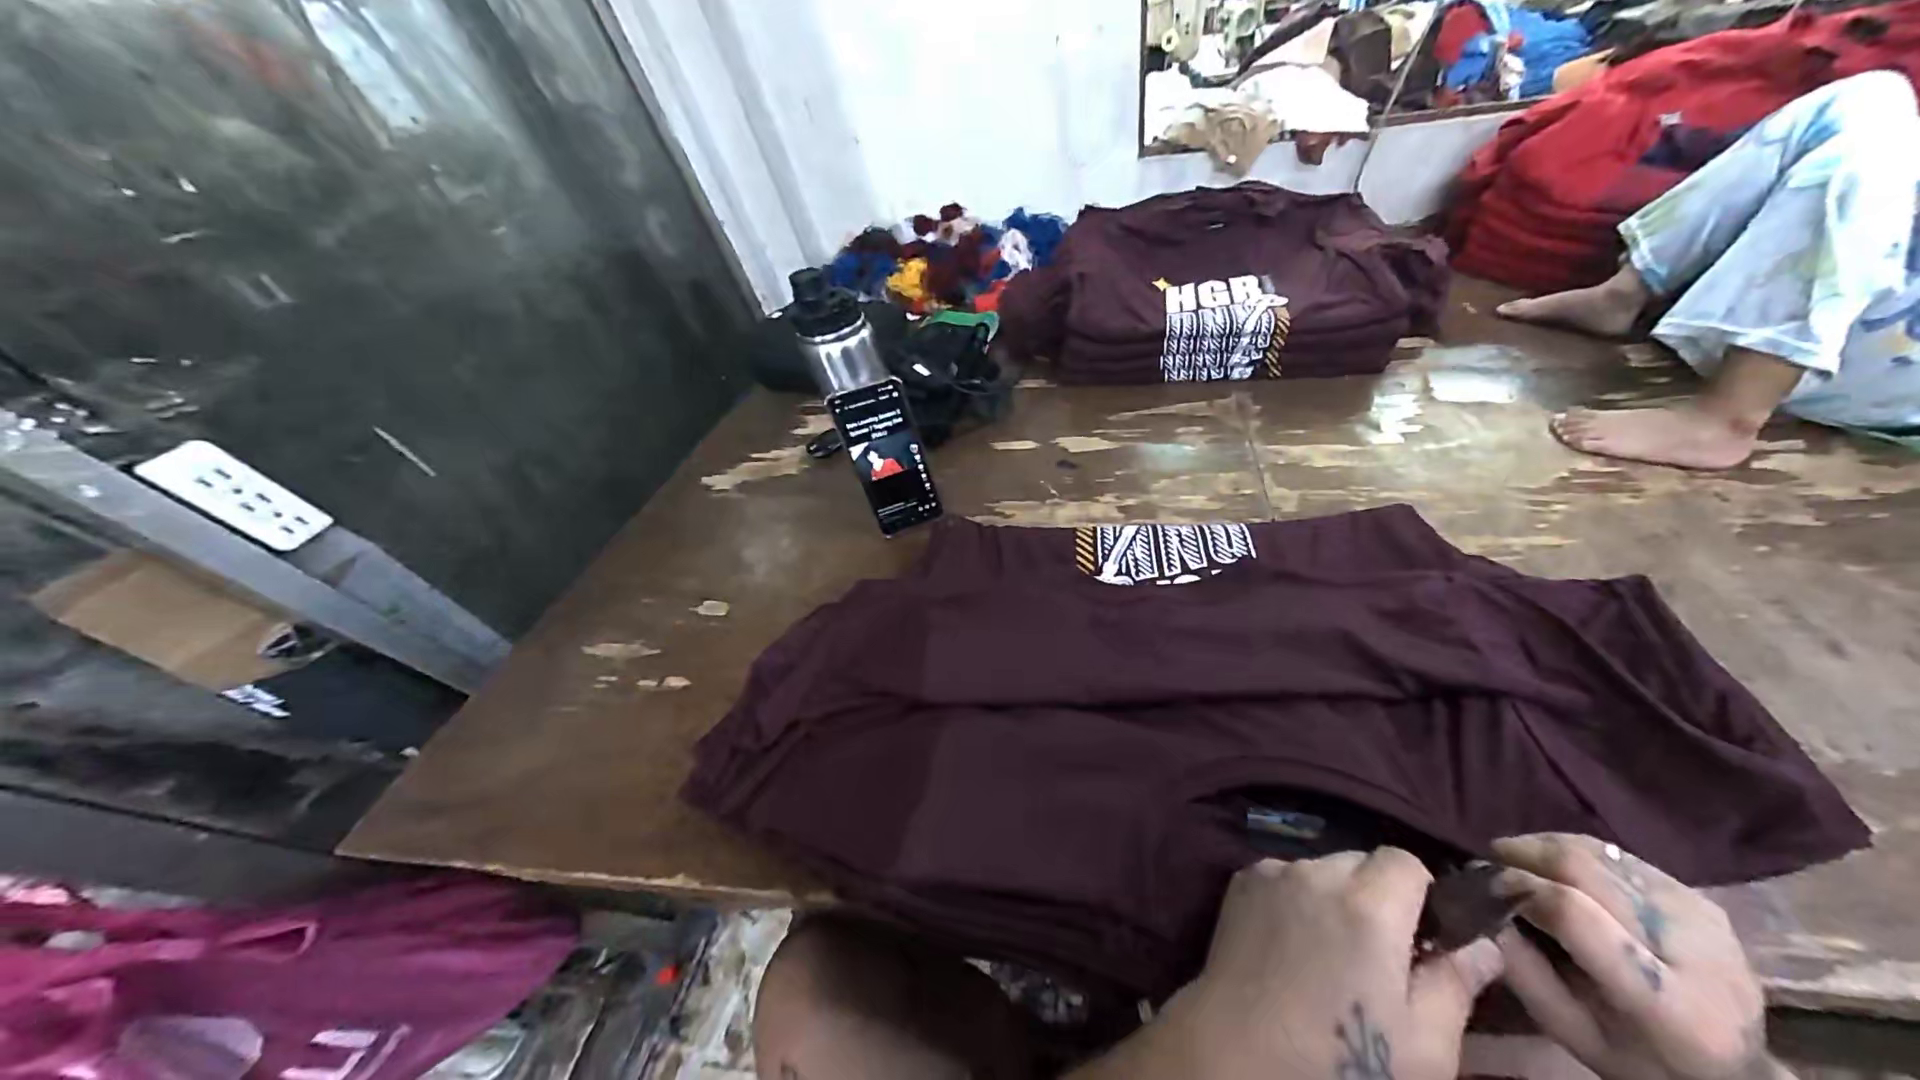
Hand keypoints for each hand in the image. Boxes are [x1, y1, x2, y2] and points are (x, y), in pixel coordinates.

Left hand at [1072, 849, 1502, 1079]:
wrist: (1236, 1052)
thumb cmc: (1339, 1061)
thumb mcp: (1423, 1045)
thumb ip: (1456, 984)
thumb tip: (1484, 945)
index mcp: (1367, 905)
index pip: (1405, 861)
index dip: (1422, 894)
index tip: (1423, 937)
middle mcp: (1315, 872)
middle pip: (1361, 861)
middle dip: (1378, 895)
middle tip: (1378, 952)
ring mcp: (1271, 872)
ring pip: (1321, 867)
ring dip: (1335, 895)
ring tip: (1330, 951)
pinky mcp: (1240, 881)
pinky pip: (1284, 875)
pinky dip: (1297, 896)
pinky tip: (1292, 943)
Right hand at [1493, 833, 1790, 1079]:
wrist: (1734, 1071)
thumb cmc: (1638, 1057)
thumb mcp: (1571, 1031)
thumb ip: (1522, 970)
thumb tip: (1480, 906)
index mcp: (1664, 1004)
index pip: (1573, 913)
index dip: (1519, 885)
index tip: (1484, 882)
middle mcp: (1693, 953)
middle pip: (1586, 869)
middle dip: (1525, 853)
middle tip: (1491, 858)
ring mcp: (1702, 919)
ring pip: (1600, 854)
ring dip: (1545, 846)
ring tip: (1519, 858)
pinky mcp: (1702, 900)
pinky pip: (1620, 858)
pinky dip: (1576, 853)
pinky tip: (1559, 868)